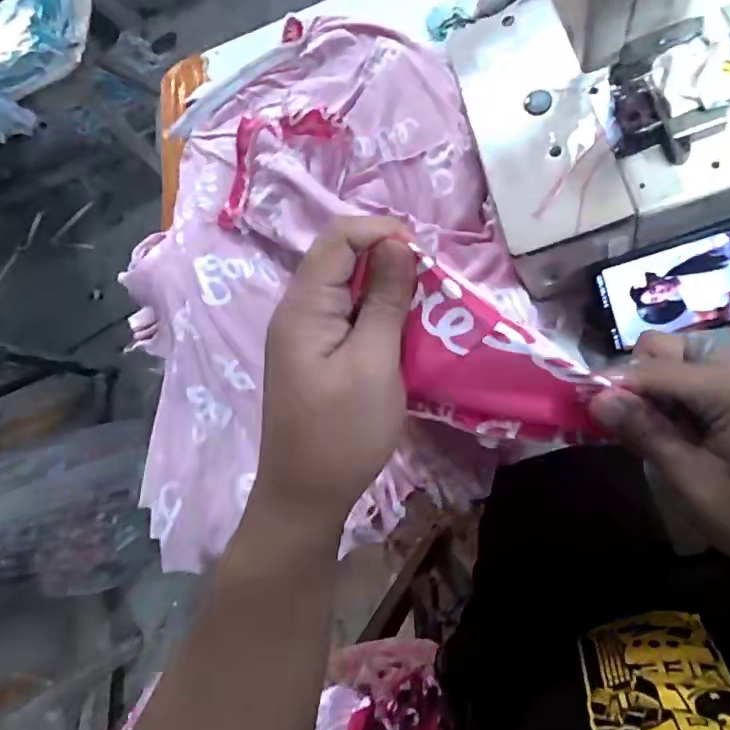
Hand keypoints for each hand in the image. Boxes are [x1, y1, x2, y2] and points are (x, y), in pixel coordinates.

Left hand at [256, 217, 417, 530]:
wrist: (306, 498)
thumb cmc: (342, 432)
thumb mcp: (374, 362)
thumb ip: (384, 299)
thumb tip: (397, 243)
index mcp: (303, 307)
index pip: (337, 238)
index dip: (380, 232)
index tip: (424, 254)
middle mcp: (298, 310)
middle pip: (341, 258)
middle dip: (388, 257)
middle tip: (431, 282)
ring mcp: (306, 333)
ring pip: (348, 286)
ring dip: (387, 285)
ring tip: (424, 303)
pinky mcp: (318, 353)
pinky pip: (349, 314)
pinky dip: (379, 310)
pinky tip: (404, 327)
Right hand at [589, 333, 729, 584]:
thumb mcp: (696, 483)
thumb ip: (646, 434)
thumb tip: (596, 398)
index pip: (651, 368)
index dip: (613, 387)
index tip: (583, 414)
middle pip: (664, 349)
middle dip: (636, 382)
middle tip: (628, 432)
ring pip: (678, 363)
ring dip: (655, 392)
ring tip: (651, 439)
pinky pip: (698, 380)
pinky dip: (677, 401)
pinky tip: (677, 438)